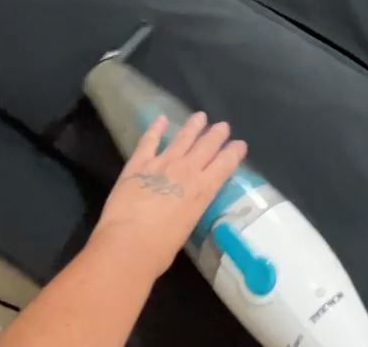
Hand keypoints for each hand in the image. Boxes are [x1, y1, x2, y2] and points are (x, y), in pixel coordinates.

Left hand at [89, 112, 248, 278]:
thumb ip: (189, 208)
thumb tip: (184, 204)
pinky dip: (156, 128)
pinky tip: (161, 119)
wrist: (128, 244)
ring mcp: (162, 163)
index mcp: (202, 190)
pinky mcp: (139, 162)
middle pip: (206, 145)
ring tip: (200, 116)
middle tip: (223, 126)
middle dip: (217, 134)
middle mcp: (187, 170)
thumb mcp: (186, 227)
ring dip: (193, 126)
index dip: (234, 152)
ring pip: (183, 137)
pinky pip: (150, 140)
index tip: (240, 144)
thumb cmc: (159, 250)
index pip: (224, 165)